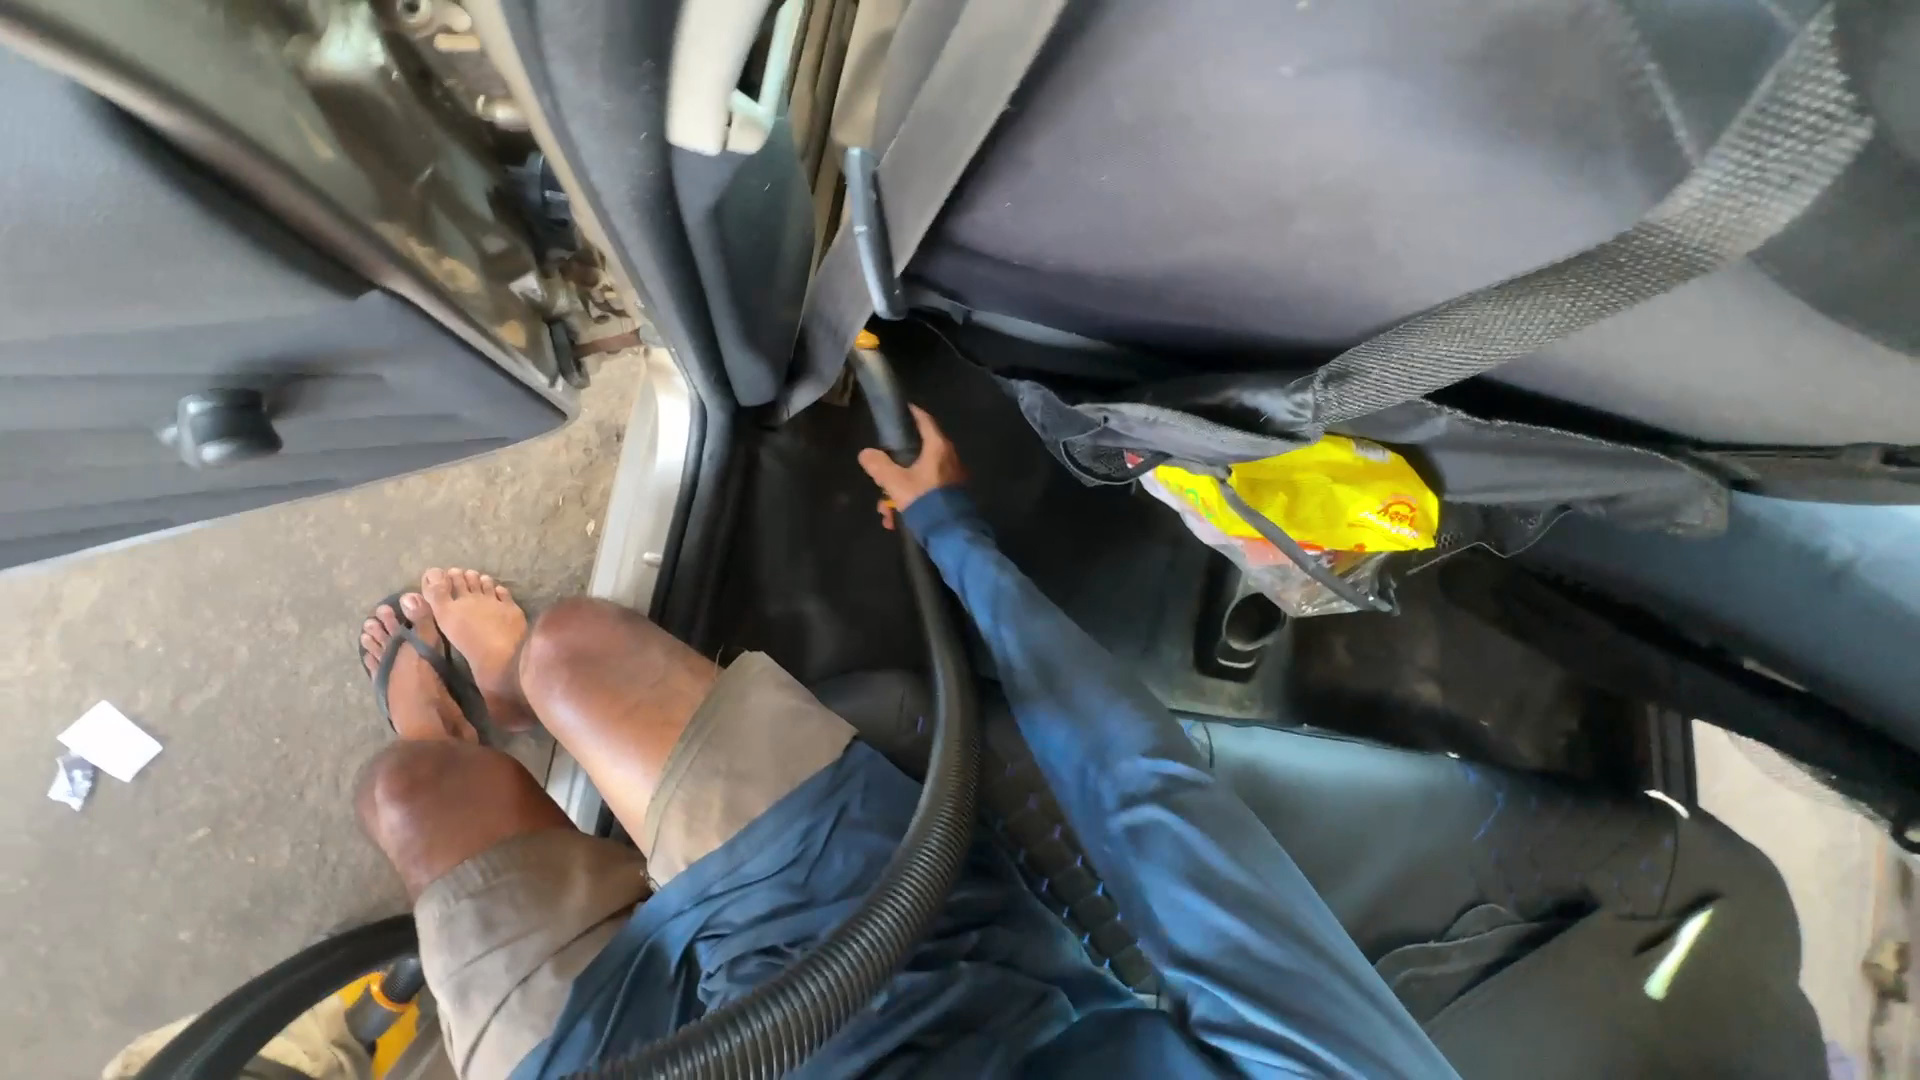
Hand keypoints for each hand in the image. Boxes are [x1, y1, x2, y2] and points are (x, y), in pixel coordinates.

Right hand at [857, 405, 965, 527]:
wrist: (951, 534)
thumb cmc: (924, 501)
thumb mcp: (895, 483)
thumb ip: (879, 466)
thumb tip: (866, 454)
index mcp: (938, 448)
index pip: (924, 420)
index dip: (910, 413)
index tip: (898, 410)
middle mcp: (948, 458)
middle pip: (916, 454)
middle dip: (894, 471)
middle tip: (881, 481)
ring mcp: (950, 477)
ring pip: (917, 477)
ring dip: (898, 494)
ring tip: (887, 512)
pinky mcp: (949, 495)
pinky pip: (924, 492)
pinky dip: (909, 503)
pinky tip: (896, 521)